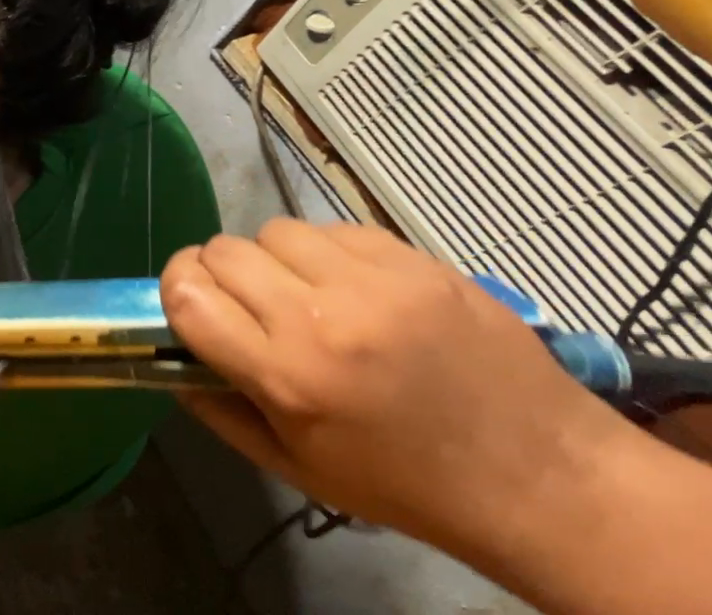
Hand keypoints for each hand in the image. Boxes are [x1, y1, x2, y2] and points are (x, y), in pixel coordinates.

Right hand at [162, 219, 632, 548]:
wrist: (541, 476)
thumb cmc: (405, 483)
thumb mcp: (294, 468)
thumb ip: (217, 409)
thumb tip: (170, 358)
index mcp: (286, 376)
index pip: (186, 291)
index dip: (177, 291)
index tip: (194, 308)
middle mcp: (321, 318)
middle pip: (221, 250)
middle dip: (220, 275)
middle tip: (251, 306)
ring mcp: (374, 282)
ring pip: (274, 229)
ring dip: (274, 258)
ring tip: (306, 293)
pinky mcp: (416, 260)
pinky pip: (334, 228)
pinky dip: (326, 251)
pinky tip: (355, 288)